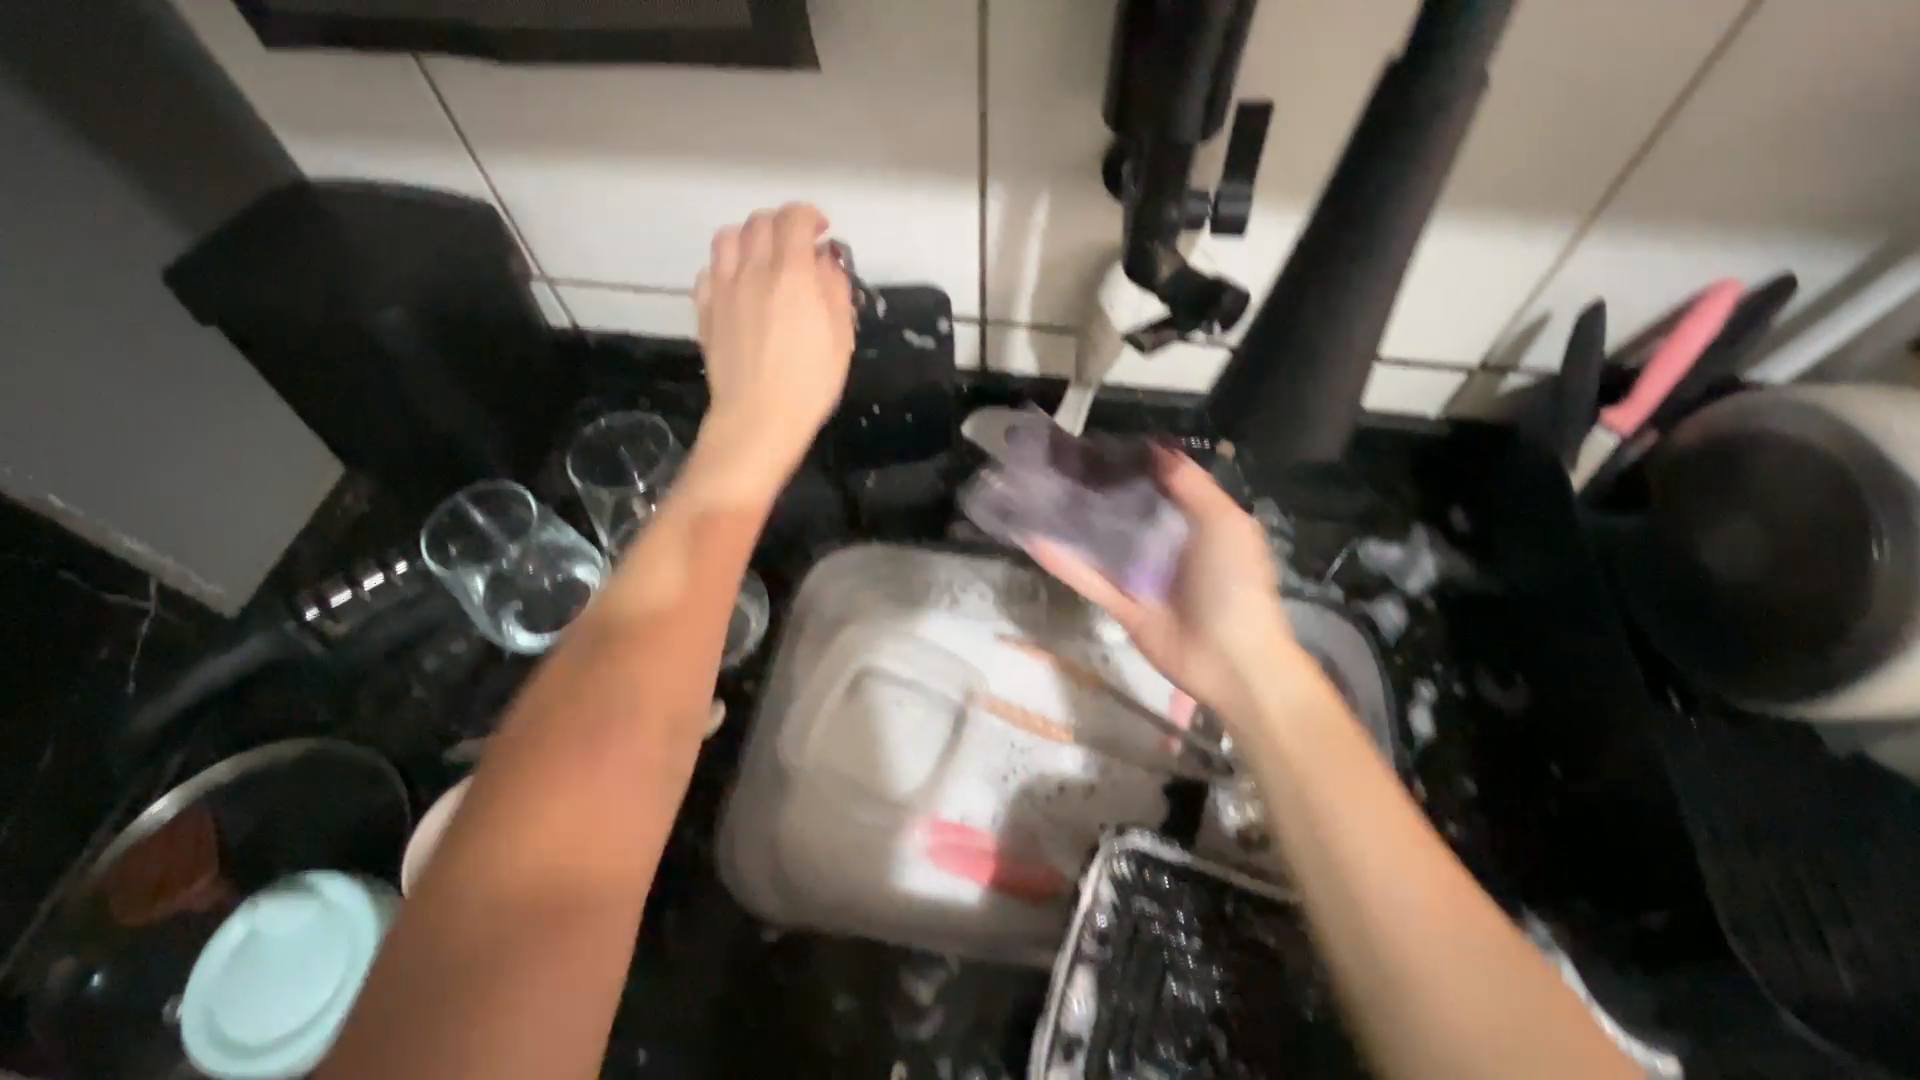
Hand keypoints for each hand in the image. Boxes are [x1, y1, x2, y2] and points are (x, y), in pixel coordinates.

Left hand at [689, 203, 854, 494]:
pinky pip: (710, 270)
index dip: (811, 216)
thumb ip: (835, 290)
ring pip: (728, 237)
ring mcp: (723, 288)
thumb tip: (825, 262)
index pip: (795, 218)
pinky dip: (726, 266)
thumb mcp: (841, 338)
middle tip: (798, 245)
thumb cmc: (809, 384)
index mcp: (792, 274)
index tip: (822, 230)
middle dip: (782, 223)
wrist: (757, 419)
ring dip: (749, 237)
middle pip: (760, 222)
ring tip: (763, 257)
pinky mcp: (705, 309)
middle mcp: (753, 270)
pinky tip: (739, 284)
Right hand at [1022, 445, 1298, 723]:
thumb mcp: (1223, 523)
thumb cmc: (1232, 582)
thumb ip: (1189, 485)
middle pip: (1126, 511)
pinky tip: (1032, 537)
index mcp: (1199, 522)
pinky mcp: (1122, 605)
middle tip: (1055, 461)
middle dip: (1096, 488)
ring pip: (1101, 543)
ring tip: (1033, 493)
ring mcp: (1143, 576)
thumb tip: (1154, 447)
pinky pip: (1089, 578)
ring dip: (1071, 522)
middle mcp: (1169, 545)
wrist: (1231, 659)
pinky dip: (1062, 561)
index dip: (1133, 462)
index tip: (1098, 441)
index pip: (1162, 484)